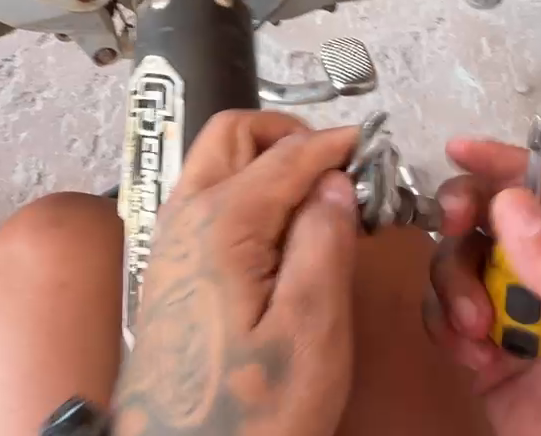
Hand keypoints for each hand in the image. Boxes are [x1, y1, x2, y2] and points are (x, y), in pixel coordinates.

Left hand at [113, 111, 361, 435]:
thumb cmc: (248, 411)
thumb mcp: (309, 334)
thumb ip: (323, 245)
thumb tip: (335, 184)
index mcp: (222, 221)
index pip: (286, 155)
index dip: (332, 145)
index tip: (368, 147)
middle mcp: (186, 212)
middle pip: (233, 131)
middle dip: (286, 134)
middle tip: (334, 164)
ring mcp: (172, 232)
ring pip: (216, 156)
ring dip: (264, 155)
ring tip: (313, 193)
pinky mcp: (172, 256)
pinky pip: (207, 190)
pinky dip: (245, 182)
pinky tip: (280, 226)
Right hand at [428, 139, 540, 435]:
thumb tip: (511, 200)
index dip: (507, 163)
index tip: (459, 149)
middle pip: (494, 214)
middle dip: (467, 217)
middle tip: (451, 224)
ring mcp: (520, 313)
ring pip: (462, 258)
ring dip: (455, 284)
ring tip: (474, 330)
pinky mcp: (487, 351)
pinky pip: (446, 310)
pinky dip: (446, 323)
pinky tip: (470, 355)